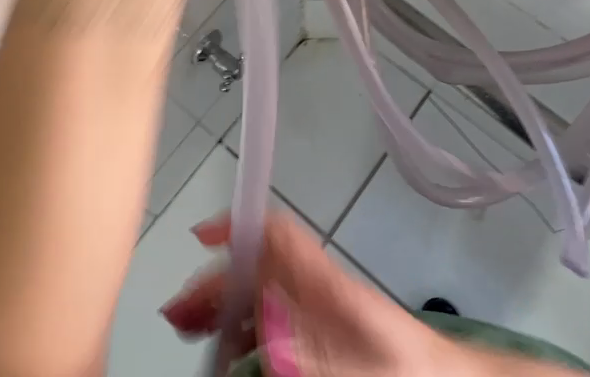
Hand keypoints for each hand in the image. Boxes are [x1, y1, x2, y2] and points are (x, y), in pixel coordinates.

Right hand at [162, 212, 455, 376]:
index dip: (238, 226)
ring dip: (223, 310)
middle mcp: (319, 291)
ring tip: (192, 333)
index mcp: (328, 286)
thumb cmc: (410, 368)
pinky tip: (230, 355)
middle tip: (179, 315)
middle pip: (256, 268)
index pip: (278, 235)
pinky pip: (274, 322)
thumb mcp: (358, 366)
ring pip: (260, 296)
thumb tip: (263, 341)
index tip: (202, 239)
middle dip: (214, 283)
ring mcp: (320, 312)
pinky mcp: (323, 335)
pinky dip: (246, 332)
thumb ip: (308, 353)